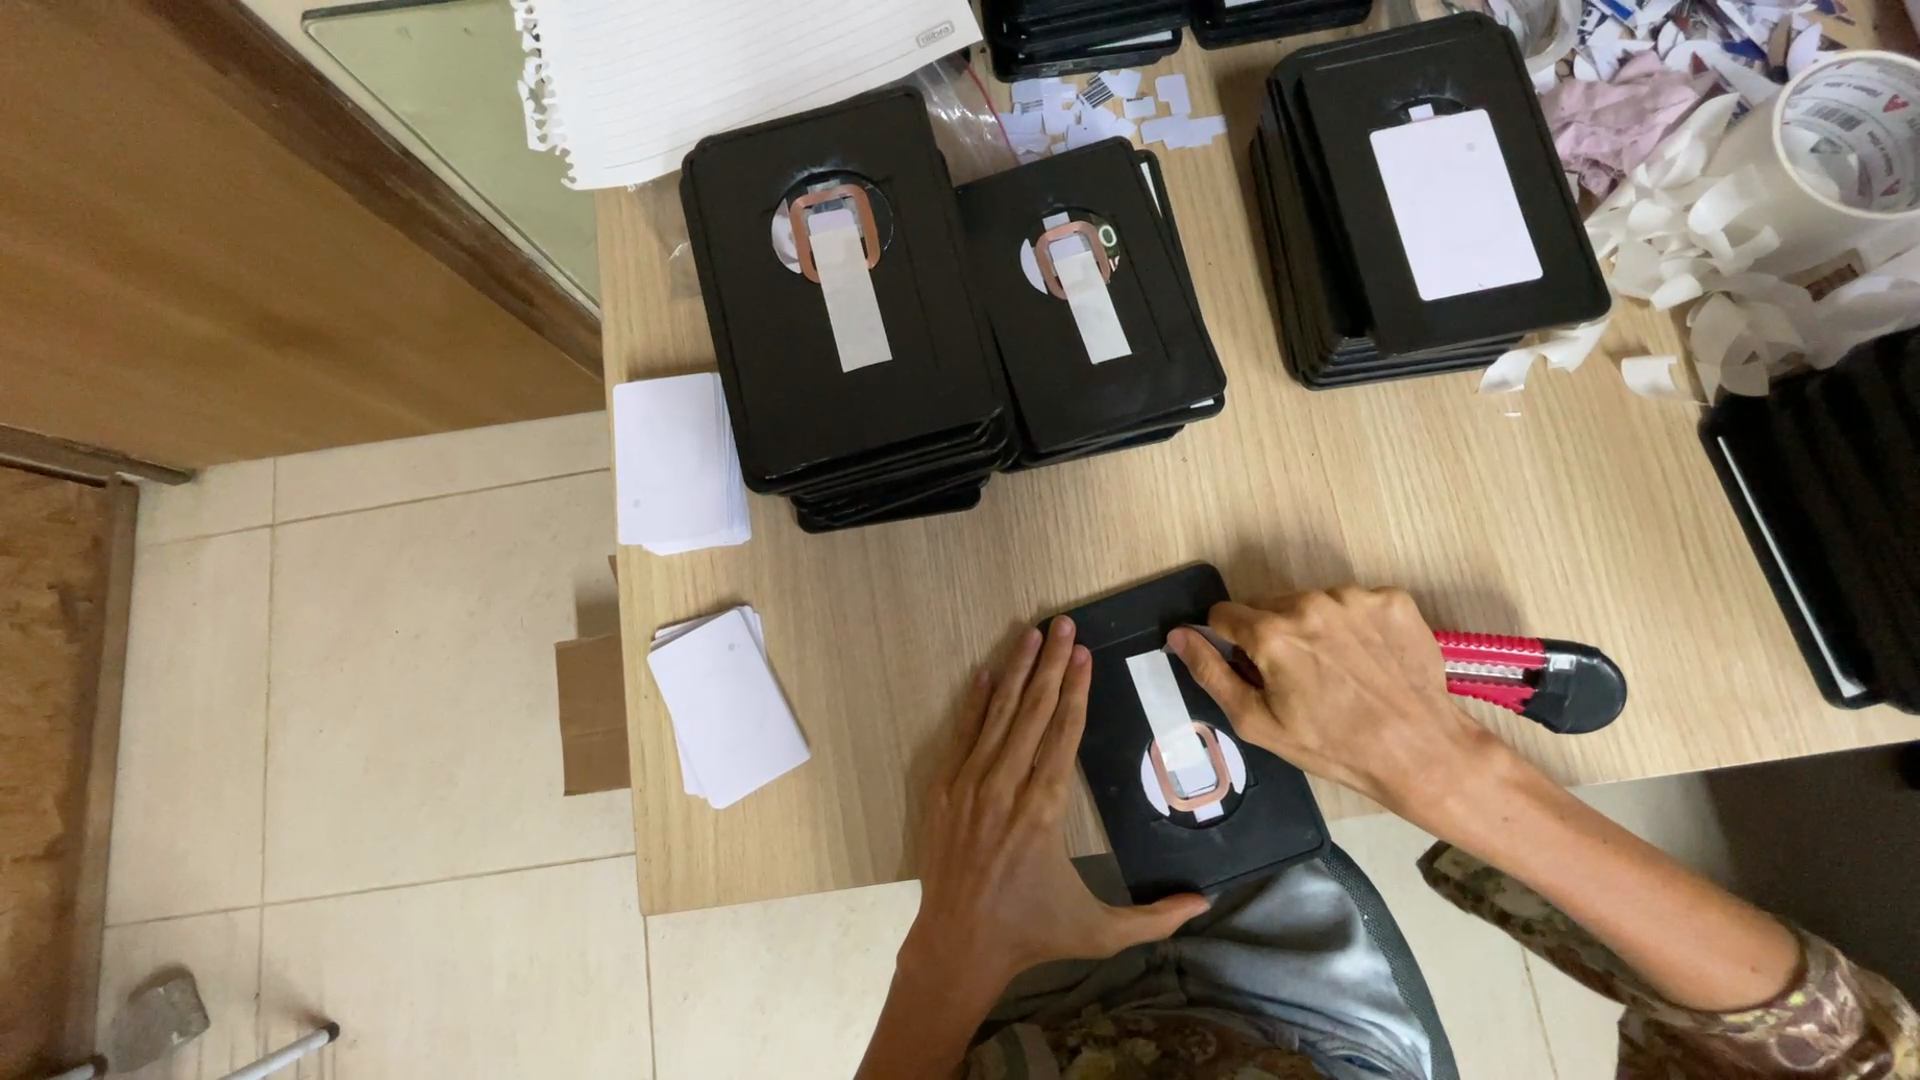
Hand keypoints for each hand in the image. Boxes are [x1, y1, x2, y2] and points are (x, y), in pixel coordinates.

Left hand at [901, 616, 1209, 998]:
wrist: (957, 946)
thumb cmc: (1032, 933)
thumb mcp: (1099, 933)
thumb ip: (1155, 918)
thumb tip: (1208, 903)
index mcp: (1044, 811)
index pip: (1064, 735)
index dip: (1077, 691)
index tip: (1085, 654)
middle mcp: (1005, 787)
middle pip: (1033, 711)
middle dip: (1052, 664)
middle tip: (1064, 623)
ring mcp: (969, 784)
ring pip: (998, 714)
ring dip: (1016, 671)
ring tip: (1031, 634)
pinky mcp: (944, 789)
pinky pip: (962, 734)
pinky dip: (975, 702)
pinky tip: (986, 673)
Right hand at [1165, 587, 1508, 824]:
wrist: (1423, 753)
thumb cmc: (1332, 746)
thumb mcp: (1257, 722)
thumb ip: (1210, 672)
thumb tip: (1178, 635)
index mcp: (1271, 632)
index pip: (1224, 614)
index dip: (1230, 642)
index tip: (1252, 669)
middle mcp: (1309, 602)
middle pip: (1267, 606)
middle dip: (1271, 634)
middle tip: (1297, 677)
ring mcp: (1355, 598)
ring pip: (1309, 603)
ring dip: (1311, 628)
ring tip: (1337, 670)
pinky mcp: (1393, 600)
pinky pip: (1353, 604)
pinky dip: (1353, 626)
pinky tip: (1368, 659)